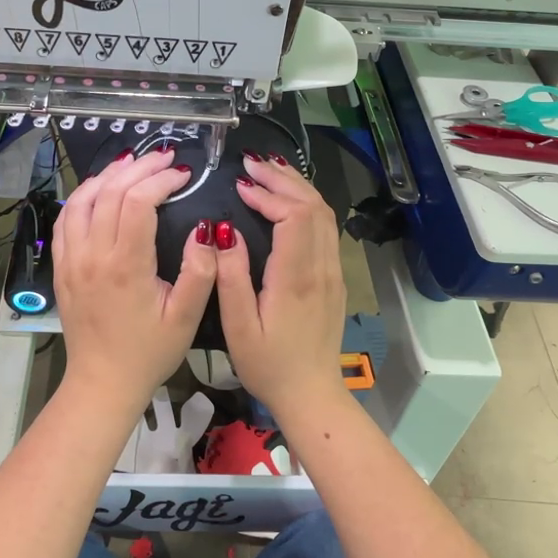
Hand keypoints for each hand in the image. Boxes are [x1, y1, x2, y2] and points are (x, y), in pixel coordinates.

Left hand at [52, 147, 216, 415]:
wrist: (103, 382)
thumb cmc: (149, 352)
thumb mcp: (186, 318)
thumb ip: (200, 271)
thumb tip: (205, 230)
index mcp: (126, 265)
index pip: (138, 201)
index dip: (162, 179)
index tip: (183, 174)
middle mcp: (93, 255)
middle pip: (110, 191)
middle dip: (139, 167)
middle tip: (164, 158)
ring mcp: (72, 260)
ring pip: (82, 199)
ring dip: (108, 175)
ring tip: (133, 164)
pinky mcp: (61, 267)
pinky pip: (65, 219)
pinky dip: (82, 195)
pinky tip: (99, 189)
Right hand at [213, 153, 347, 417]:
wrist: (311, 393)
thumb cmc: (268, 365)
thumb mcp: (239, 327)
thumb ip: (231, 278)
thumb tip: (223, 232)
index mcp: (296, 278)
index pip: (294, 215)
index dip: (268, 193)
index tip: (240, 186)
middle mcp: (321, 267)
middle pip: (314, 205)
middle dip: (283, 179)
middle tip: (251, 164)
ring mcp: (332, 271)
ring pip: (325, 214)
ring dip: (298, 187)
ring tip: (268, 172)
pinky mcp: (334, 278)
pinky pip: (327, 228)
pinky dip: (308, 204)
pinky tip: (289, 200)